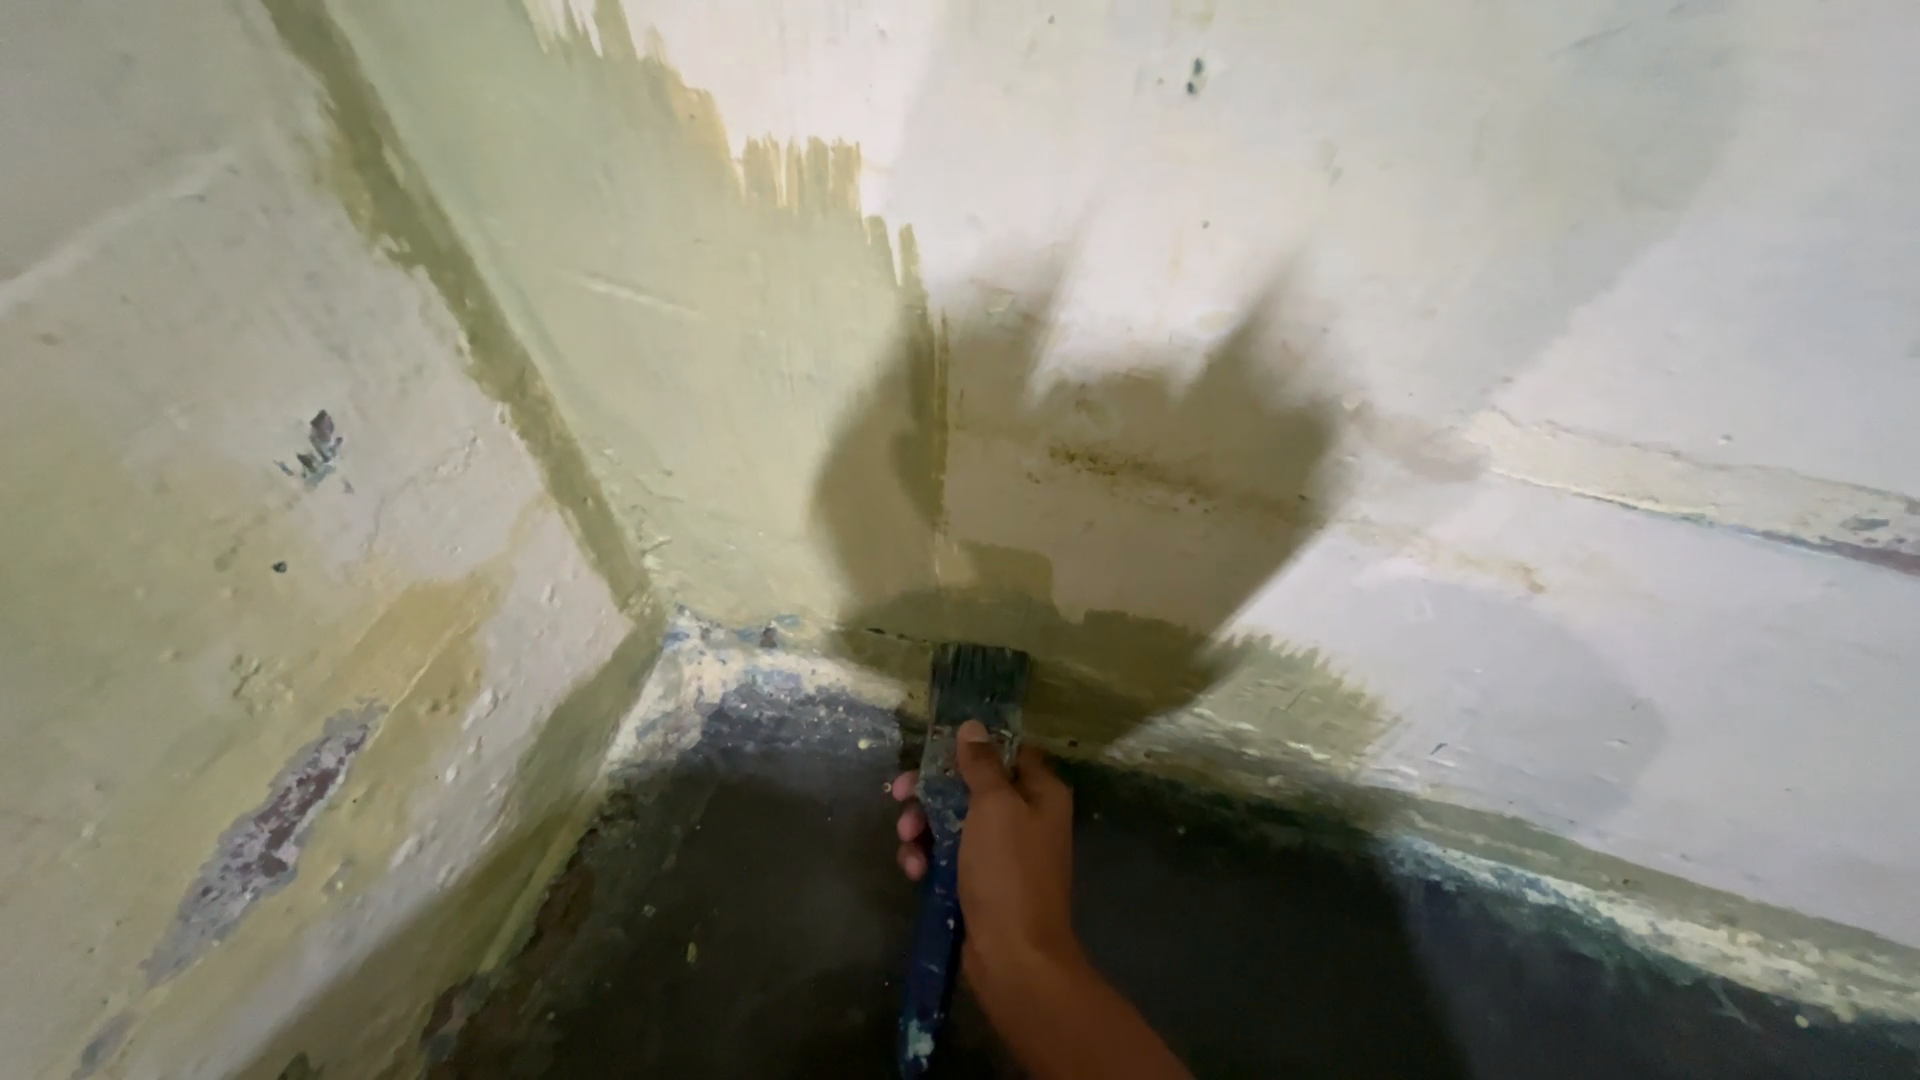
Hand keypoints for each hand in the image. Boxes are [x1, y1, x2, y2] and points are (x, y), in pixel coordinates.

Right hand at [891, 720, 1077, 969]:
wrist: (1013, 957)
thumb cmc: (1008, 870)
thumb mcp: (994, 806)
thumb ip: (981, 764)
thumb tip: (973, 726)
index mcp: (1040, 793)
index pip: (1007, 751)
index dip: (971, 746)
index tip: (934, 747)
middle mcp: (1024, 816)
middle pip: (970, 786)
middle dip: (931, 791)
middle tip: (899, 794)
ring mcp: (1002, 851)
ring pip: (953, 820)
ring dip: (923, 826)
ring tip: (907, 840)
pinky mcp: (981, 881)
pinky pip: (949, 855)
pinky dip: (929, 857)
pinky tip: (915, 870)